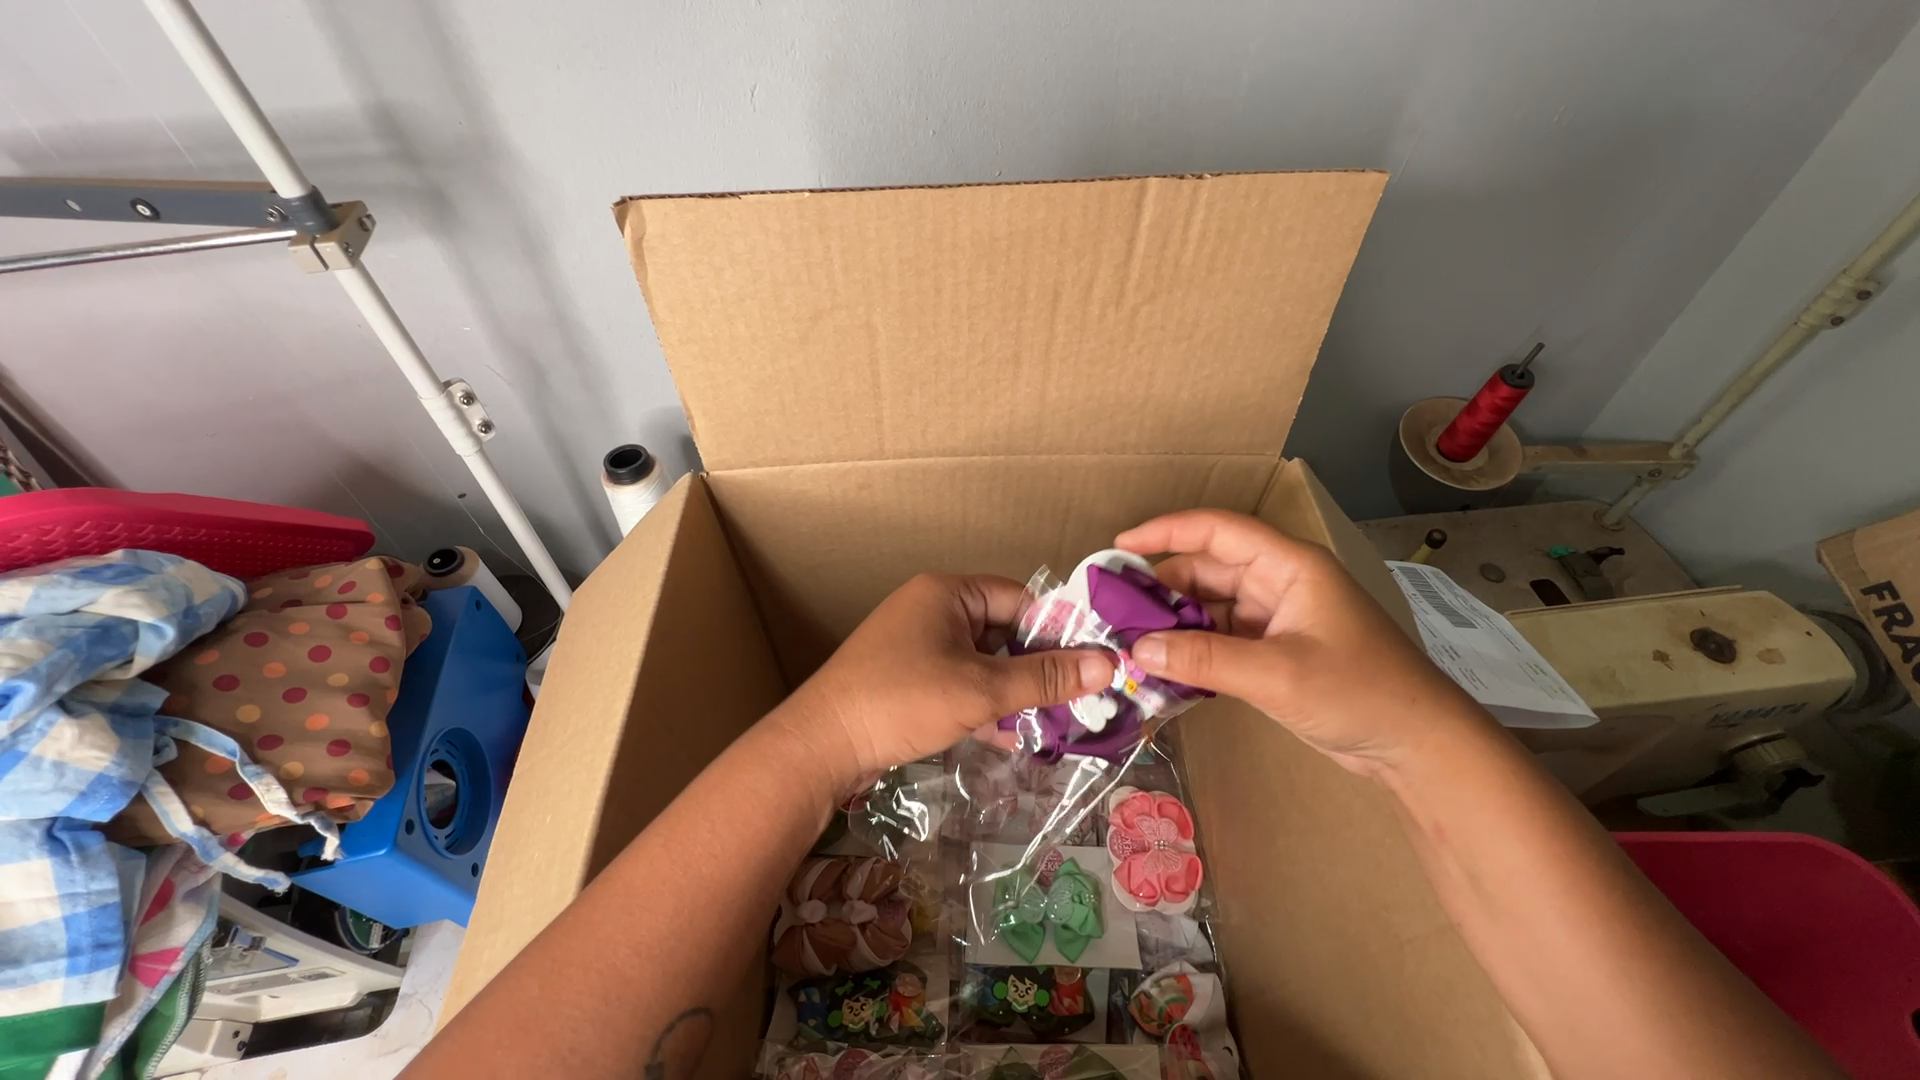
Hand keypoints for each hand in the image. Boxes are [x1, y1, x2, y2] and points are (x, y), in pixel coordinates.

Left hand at [774, 573, 1114, 795]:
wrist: (822, 745)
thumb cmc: (902, 700)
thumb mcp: (980, 689)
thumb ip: (1044, 678)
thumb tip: (1108, 663)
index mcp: (947, 593)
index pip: (1019, 598)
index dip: (1055, 630)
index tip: (1089, 664)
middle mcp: (932, 610)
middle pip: (1002, 632)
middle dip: (1034, 669)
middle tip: (1074, 701)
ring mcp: (917, 645)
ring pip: (983, 662)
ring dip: (1011, 692)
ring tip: (1048, 724)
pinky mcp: (907, 678)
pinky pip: (959, 682)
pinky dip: (982, 704)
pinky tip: (1006, 737)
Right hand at [1115, 510, 1490, 775]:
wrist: (1418, 746)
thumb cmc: (1359, 692)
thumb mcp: (1276, 673)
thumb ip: (1204, 658)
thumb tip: (1137, 649)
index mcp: (1288, 566)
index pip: (1218, 530)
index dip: (1165, 532)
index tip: (1119, 548)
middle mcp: (1279, 584)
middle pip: (1207, 571)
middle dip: (1162, 589)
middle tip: (1114, 613)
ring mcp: (1278, 619)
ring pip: (1211, 608)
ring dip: (1175, 624)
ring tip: (1130, 644)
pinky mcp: (1276, 652)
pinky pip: (1221, 640)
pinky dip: (1193, 651)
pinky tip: (1164, 670)